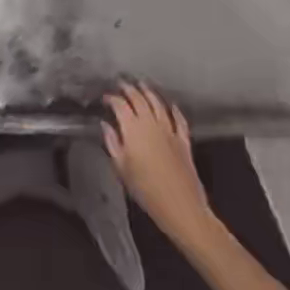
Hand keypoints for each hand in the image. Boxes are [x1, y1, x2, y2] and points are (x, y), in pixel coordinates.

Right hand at [102, 84, 213, 242]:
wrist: (180, 206)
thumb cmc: (145, 189)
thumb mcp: (121, 167)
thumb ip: (112, 143)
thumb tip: (105, 125)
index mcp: (133, 129)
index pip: (120, 105)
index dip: (112, 98)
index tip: (105, 98)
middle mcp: (152, 124)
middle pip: (140, 100)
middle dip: (130, 89)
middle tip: (122, 84)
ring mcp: (170, 131)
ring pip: (159, 105)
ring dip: (150, 93)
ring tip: (143, 85)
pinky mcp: (184, 141)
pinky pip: (179, 120)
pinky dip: (175, 110)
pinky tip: (172, 106)